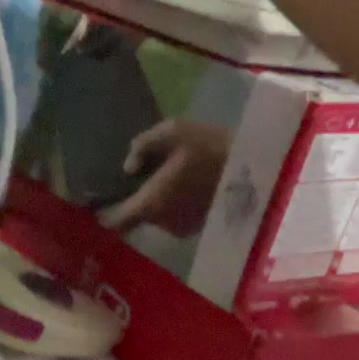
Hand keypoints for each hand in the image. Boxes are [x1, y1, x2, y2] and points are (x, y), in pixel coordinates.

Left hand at [96, 119, 230, 236]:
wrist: (266, 167)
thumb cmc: (214, 147)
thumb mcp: (173, 131)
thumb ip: (142, 146)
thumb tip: (128, 167)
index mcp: (152, 203)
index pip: (115, 221)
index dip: (101, 213)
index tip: (92, 204)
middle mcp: (165, 223)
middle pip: (136, 217)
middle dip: (130, 202)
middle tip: (128, 183)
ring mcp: (186, 228)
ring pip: (158, 216)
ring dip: (155, 203)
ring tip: (156, 179)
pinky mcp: (205, 226)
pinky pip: (178, 216)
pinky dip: (173, 204)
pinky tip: (179, 185)